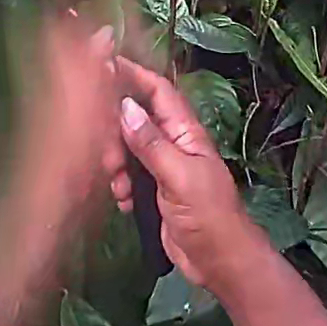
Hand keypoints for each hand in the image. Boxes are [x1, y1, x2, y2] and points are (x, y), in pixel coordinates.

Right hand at [104, 58, 266, 291]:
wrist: (220, 262)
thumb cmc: (208, 215)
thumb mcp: (179, 176)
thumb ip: (151, 143)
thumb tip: (125, 106)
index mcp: (184, 131)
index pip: (157, 90)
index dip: (134, 74)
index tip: (106, 63)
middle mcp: (173, 142)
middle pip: (136, 119)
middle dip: (116, 134)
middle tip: (111, 160)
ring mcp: (163, 166)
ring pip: (128, 148)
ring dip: (117, 165)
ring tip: (120, 187)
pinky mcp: (154, 190)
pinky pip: (129, 175)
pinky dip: (121, 186)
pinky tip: (125, 203)